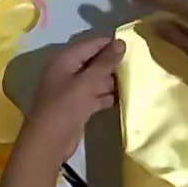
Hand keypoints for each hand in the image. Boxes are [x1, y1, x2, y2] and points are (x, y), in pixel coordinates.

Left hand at [20, 36, 124, 161]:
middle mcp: (68, 70)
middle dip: (114, 62)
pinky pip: (96, 94)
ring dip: (113, 80)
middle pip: (95, 60)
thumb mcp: (86, 83)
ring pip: (97, 78)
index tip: (135, 46)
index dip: (112, 43)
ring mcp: (73, 88)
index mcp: (66, 59)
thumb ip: (104, 63)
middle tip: (139, 64)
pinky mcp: (79, 105)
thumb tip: (121, 42)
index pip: (92, 43)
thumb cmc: (65, 108)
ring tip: (136, 80)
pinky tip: (126, 98)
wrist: (48, 144)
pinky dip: (108, 95)